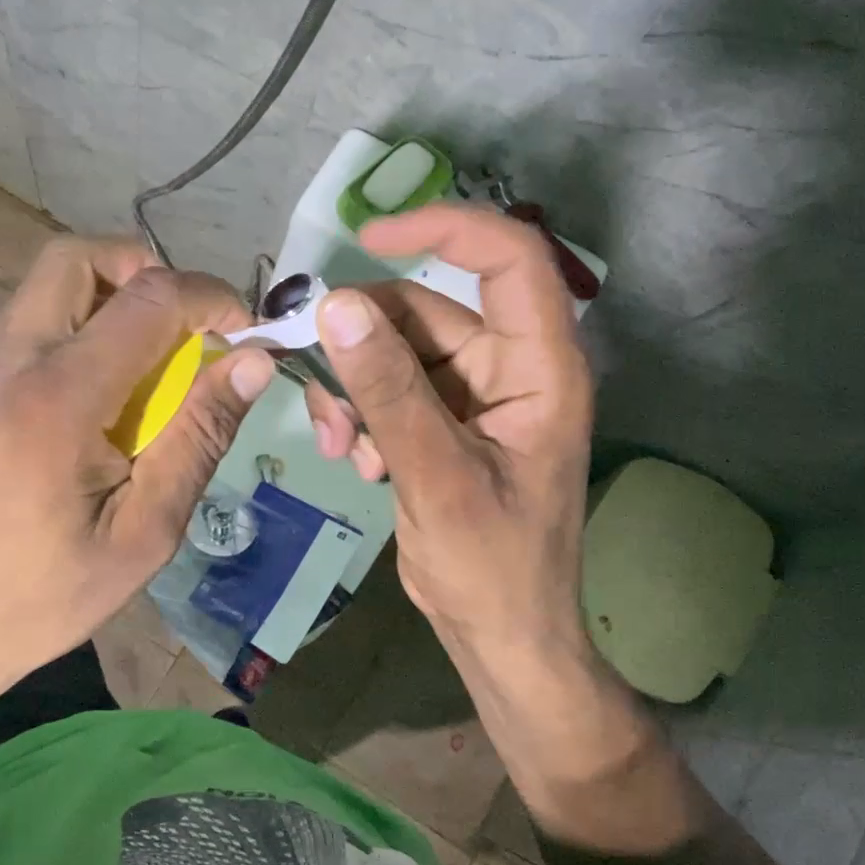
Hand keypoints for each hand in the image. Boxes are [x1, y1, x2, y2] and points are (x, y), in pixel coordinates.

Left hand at [0, 238, 274, 706]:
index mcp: (59, 399)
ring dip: (109, 298)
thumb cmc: (41, 600)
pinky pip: (31, 327)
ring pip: (48, 287)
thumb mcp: (141, 535)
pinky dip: (79, 328)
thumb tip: (252, 363)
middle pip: (76, 257)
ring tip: (153, 367)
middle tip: (187, 332)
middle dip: (145, 272)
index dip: (210, 297)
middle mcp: (12, 365)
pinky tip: (105, 399)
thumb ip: (197, 440)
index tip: (246, 335)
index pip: (148, 298)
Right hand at [305, 205, 593, 652]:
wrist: (500, 634)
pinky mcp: (438, 425)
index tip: (366, 239)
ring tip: (340, 447)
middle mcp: (506, 369)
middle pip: (424, 312)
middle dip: (362, 348)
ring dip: (352, 390)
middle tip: (324, 403)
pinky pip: (385, 390)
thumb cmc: (492, 564)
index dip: (444, 230)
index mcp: (539, 369)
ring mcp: (469, 398)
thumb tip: (335, 309)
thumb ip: (389, 393)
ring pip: (392, 352)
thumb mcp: (436, 476)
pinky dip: (360, 415)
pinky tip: (354, 461)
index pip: (507, 261)